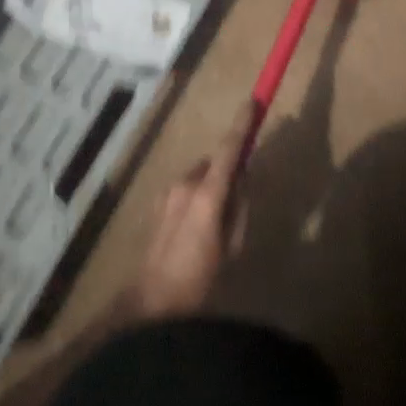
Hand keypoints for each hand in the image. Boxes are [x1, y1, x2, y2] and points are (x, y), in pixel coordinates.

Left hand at [117, 98, 253, 321]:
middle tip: (237, 202)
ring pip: (199, 177)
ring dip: (210, 188)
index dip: (242, 124)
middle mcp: (184, 185)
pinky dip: (196, 198)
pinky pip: (185, 191)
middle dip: (227, 172)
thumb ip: (240, 205)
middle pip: (214, 163)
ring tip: (215, 226)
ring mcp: (166, 194)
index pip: (229, 149)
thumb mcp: (233, 243)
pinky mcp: (156, 206)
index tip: (253, 101)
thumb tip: (242, 178)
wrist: (152, 304)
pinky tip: (196, 232)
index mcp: (208, 194)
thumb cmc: (201, 277)